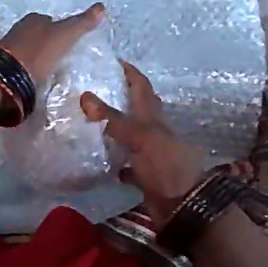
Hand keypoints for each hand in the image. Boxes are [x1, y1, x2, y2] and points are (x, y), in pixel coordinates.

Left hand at [0, 3, 106, 86]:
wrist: (9, 73)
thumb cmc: (40, 51)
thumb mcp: (66, 35)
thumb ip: (82, 22)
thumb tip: (101, 7)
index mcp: (34, 18)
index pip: (50, 20)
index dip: (60, 28)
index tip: (67, 40)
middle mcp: (19, 28)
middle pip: (37, 33)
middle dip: (46, 41)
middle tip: (58, 54)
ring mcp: (9, 46)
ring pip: (27, 47)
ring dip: (36, 54)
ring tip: (48, 67)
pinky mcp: (3, 63)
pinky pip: (20, 61)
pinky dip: (27, 65)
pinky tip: (34, 74)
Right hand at [80, 61, 207, 218]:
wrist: (182, 206)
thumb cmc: (165, 167)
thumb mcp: (140, 137)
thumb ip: (113, 119)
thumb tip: (84, 95)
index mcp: (154, 118)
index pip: (142, 86)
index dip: (130, 72)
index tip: (112, 61)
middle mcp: (153, 131)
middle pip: (138, 107)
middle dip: (121, 95)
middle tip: (96, 88)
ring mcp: (149, 153)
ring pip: (130, 134)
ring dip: (115, 126)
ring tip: (89, 119)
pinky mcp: (144, 173)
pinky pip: (126, 161)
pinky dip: (114, 157)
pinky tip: (98, 157)